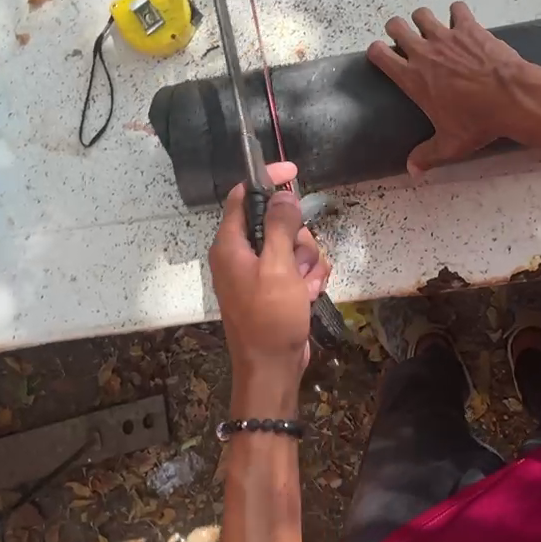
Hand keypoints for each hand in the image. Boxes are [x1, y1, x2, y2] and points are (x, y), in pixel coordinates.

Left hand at [209, 161, 330, 414]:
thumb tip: (283, 195)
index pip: (243, 196)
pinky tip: (310, 294)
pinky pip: (298, 267)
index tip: (293, 172)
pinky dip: (308, 277)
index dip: (266, 180)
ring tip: (306, 285)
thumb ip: (281, 226)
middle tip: (300, 258)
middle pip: (277, 221)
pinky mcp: (275, 288)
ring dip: (307, 260)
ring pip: (293, 244)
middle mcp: (241, 254)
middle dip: (298, 236)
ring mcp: (259, 272)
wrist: (272, 369)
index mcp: (230, 245)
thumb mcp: (278, 267)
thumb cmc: (269, 317)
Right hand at [366, 2, 534, 176]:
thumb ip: (427, 156)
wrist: (510, 98)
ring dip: (424, 20)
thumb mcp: (450, 144)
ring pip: (422, 14)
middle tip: (407, 40)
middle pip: (396, 26)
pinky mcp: (469, 27)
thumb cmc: (477, 121)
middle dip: (397, 30)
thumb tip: (412, 171)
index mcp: (412, 78)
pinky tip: (463, 24)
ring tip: (432, 30)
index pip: (379, 54)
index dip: (377, 52)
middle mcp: (423, 52)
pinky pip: (456, 9)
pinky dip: (458, 14)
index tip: (383, 56)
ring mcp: (446, 36)